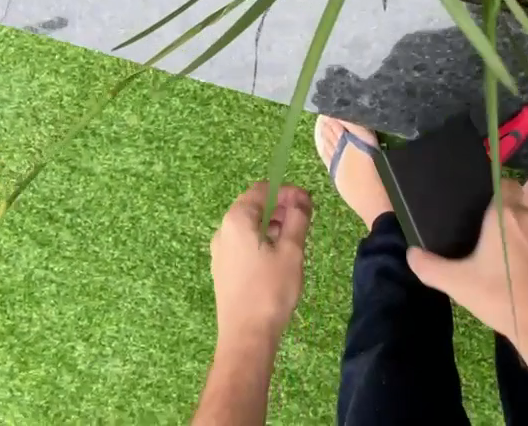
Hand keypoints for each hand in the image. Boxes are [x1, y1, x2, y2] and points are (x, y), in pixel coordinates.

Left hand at [209, 181, 312, 343]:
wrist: (246, 338)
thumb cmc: (270, 290)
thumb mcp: (291, 250)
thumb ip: (297, 218)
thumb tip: (301, 198)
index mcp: (237, 219)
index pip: (262, 189)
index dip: (286, 191)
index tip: (307, 203)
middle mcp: (223, 230)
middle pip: (254, 206)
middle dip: (280, 208)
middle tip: (303, 221)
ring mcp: (220, 251)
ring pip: (249, 226)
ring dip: (272, 226)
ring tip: (294, 240)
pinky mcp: (223, 269)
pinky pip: (244, 243)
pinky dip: (262, 241)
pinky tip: (278, 258)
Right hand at [406, 179, 527, 349]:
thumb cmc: (500, 298)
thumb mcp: (458, 284)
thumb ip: (430, 266)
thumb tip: (411, 254)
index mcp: (504, 214)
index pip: (505, 184)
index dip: (497, 196)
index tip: (487, 215)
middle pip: (519, 208)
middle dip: (509, 223)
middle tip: (496, 247)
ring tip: (516, 265)